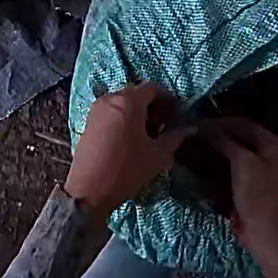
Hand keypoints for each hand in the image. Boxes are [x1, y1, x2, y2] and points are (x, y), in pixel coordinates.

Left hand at [66, 83, 193, 225]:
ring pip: (122, 103)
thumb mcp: (157, 155)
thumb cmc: (126, 169)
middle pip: (136, 94)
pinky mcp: (88, 121)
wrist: (88, 189)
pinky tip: (130, 139)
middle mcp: (110, 99)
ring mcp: (96, 109)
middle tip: (163, 127)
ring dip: (138, 113)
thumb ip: (175, 137)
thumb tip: (189, 129)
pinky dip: (123, 118)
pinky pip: (111, 112)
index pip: (152, 88)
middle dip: (152, 106)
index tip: (176, 115)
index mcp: (128, 101)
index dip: (167, 99)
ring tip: (148, 135)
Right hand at [201, 118, 277, 277]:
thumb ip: (225, 141)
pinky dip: (221, 159)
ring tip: (196, 145)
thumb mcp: (243, 163)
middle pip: (241, 135)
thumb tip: (204, 127)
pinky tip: (205, 159)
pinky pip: (236, 164)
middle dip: (217, 133)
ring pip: (237, 150)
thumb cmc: (259, 196)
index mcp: (276, 144)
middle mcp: (273, 153)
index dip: (219, 122)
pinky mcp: (254, 183)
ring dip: (218, 146)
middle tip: (194, 134)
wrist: (268, 234)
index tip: (196, 124)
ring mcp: (265, 169)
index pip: (244, 124)